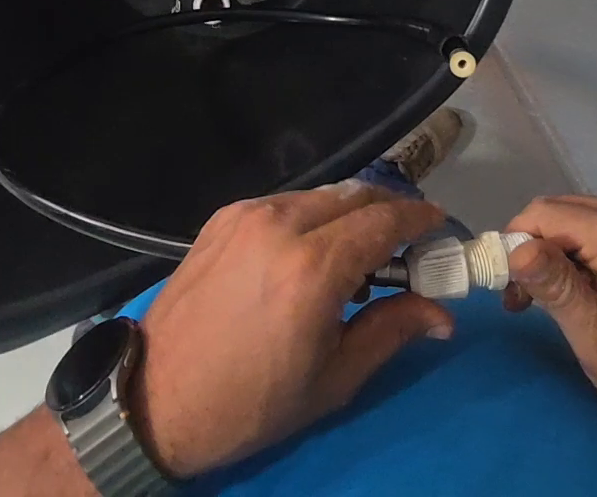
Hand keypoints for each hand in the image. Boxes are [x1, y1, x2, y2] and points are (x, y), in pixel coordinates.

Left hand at [130, 183, 451, 477]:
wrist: (154, 398)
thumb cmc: (251, 402)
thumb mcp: (333, 379)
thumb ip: (392, 331)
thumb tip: (443, 314)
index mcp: (313, 267)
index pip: (384, 220)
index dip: (419, 218)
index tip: (439, 224)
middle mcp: (282, 224)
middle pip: (356, 194)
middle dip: (390, 209)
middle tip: (408, 239)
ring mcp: (248, 214)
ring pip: (322, 194)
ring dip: (353, 209)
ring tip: (363, 245)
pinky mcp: (225, 215)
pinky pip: (287, 202)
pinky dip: (314, 214)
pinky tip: (315, 247)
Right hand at [503, 195, 596, 436]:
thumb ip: (559, 290)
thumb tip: (515, 249)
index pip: (543, 214)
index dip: (514, 245)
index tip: (507, 291)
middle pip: (555, 211)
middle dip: (528, 250)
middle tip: (521, 303)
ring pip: (570, 218)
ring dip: (548, 254)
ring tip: (542, 303)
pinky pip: (592, 227)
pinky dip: (572, 253)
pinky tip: (574, 291)